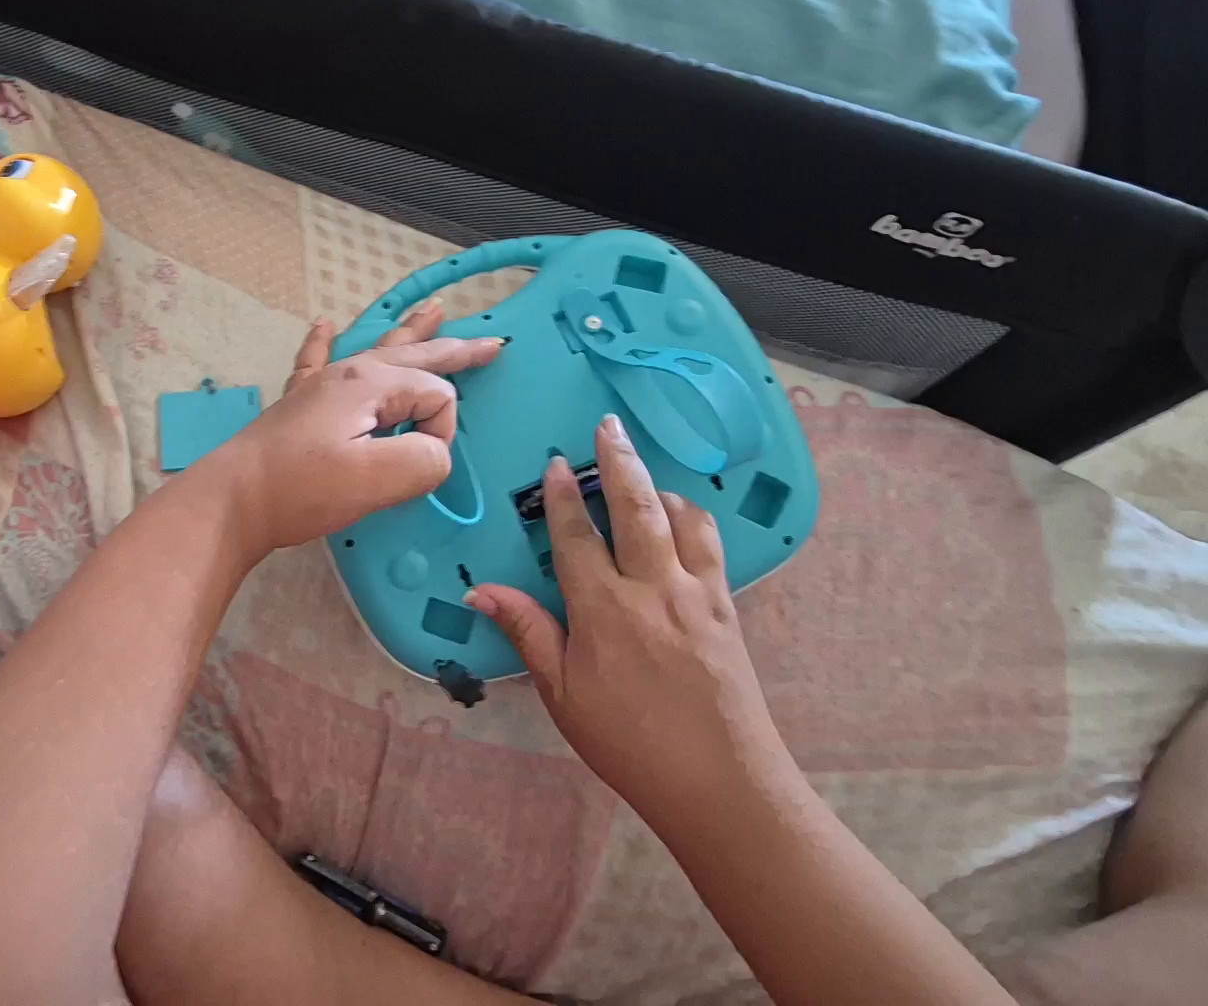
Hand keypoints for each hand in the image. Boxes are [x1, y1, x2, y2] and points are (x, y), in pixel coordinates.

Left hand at [195, 299, 501, 554]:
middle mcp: (348, 373)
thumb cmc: (303, 489)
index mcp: (371, 385)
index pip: (435, 397)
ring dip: (409, 333)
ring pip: (375, 349)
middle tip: (491, 344)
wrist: (233, 500)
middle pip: (414, 356)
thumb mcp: (378, 478)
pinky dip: (324, 342)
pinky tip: (324, 324)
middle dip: (453, 350)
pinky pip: (316, 360)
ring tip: (434, 309)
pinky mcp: (298, 406)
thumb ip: (425, 459)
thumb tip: (434, 450)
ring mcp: (319, 386)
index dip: (440, 434)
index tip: (419, 469)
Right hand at [464, 414, 791, 823]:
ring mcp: (698, 593)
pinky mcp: (729, 607)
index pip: (576, 536)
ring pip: (681, 518)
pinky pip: (711, 544)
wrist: (721, 782)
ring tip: (641, 472)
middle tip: (609, 425)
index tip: (555, 464)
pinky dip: (692, 518)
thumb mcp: (561, 693)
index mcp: (604, 608)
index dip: (561, 497)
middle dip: (619, 461)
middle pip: (635, 507)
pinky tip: (683, 518)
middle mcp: (653, 587)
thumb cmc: (627, 740)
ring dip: (659, 486)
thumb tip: (478, 591)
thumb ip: (526, 632)